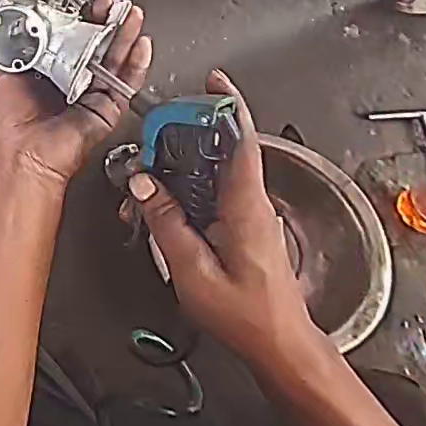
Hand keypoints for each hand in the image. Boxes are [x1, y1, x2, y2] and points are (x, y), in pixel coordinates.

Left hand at [0, 0, 150, 188]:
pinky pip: (126, 81)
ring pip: (114, 56)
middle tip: (110, 3)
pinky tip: (141, 44)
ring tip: (130, 14)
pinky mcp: (108, 106)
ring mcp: (91, 90)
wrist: (27, 151)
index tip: (83, 0)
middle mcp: (70, 76)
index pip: (67, 32)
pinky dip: (137, 62)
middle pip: (95, 40)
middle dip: (105, 19)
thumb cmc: (10, 119)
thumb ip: (6, 38)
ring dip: (124, 33)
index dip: (76, 14)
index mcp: (45, 66)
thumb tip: (14, 14)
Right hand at [128, 71, 326, 370]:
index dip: (227, 105)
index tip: (212, 82)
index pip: (241, 139)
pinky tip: (169, 207)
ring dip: (184, 168)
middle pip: (222, 148)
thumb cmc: (247, 315)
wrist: (279, 343)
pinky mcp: (244, 224)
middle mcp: (252, 203)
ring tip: (152, 183)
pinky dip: (191, 190)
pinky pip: (216, 193)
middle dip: (188, 136)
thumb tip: (145, 185)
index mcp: (246, 206)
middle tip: (156, 138)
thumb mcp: (193, 272)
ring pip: (216, 171)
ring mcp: (250, 213)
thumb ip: (167, 224)